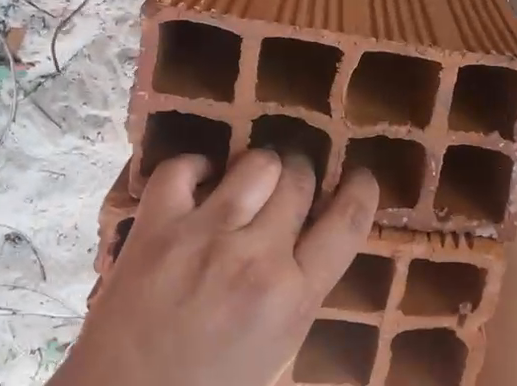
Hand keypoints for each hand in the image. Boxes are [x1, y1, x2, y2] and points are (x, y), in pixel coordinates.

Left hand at [52, 150, 378, 385]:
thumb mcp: (277, 352)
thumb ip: (300, 293)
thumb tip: (318, 236)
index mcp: (293, 300)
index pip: (348, 223)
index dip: (361, 190)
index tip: (360, 177)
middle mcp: (256, 259)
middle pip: (299, 179)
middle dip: (301, 175)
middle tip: (290, 185)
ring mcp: (204, 237)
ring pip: (255, 163)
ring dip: (258, 168)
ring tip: (249, 181)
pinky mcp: (155, 228)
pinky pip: (183, 168)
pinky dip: (197, 166)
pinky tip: (202, 180)